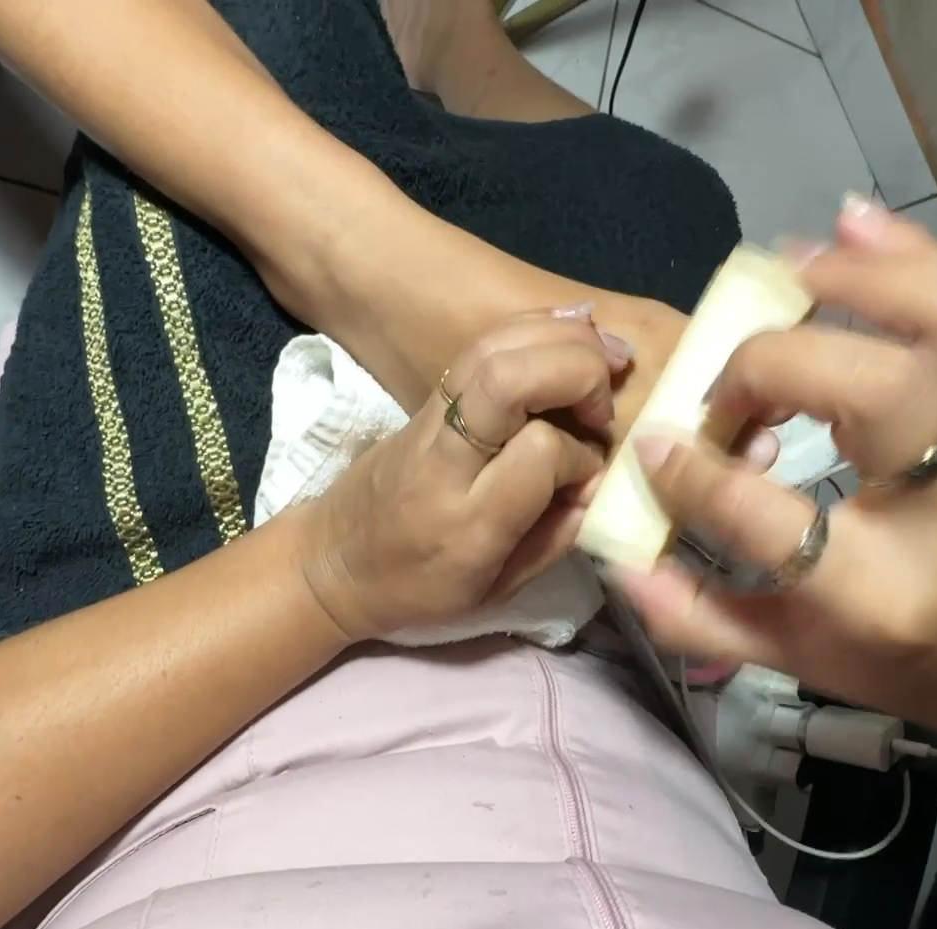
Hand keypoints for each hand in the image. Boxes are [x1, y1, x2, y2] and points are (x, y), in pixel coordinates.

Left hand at [301, 310, 624, 641]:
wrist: (331, 561)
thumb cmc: (416, 589)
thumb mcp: (493, 593)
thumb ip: (554, 539)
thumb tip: (598, 480)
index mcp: (466, 525)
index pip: (538, 451)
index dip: (581, 453)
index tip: (588, 472)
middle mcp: (443, 463)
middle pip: (507, 380)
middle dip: (576, 371)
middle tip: (602, 403)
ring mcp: (427, 422)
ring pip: (491, 348)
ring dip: (560, 337)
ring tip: (605, 356)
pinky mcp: (424, 400)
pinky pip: (480, 346)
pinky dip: (533, 328)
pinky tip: (574, 331)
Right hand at [612, 197, 936, 742]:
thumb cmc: (893, 663)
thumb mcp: (786, 660)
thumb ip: (695, 617)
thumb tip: (619, 562)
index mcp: (878, 592)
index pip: (772, 517)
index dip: (698, 473)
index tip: (655, 446)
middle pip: (873, 391)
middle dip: (771, 367)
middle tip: (724, 389)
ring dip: (858, 278)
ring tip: (782, 272)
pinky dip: (913, 256)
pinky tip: (851, 223)